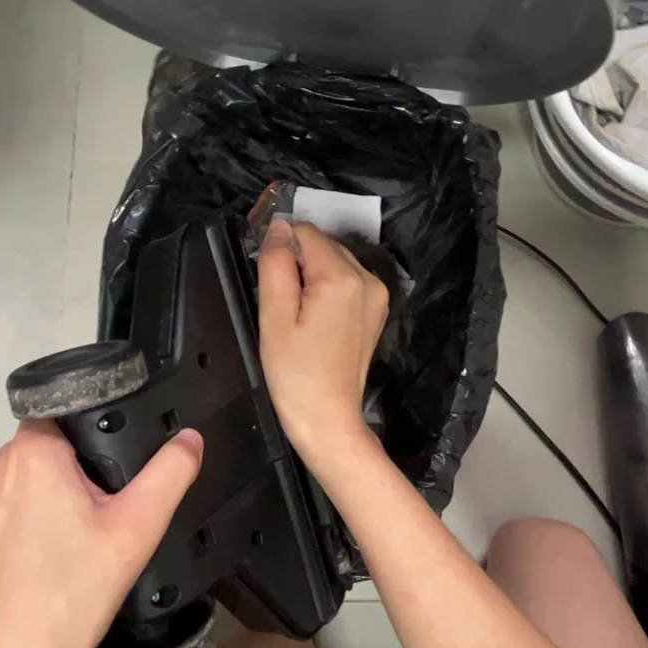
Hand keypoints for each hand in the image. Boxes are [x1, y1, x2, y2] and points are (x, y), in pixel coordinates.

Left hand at [0, 421, 201, 647]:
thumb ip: (170, 475)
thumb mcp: (138, 531)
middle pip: (28, 456)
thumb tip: (191, 438)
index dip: (80, 447)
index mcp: (32, 455)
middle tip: (78, 525)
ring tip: (43, 551)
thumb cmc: (75, 596)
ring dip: (17, 502)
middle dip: (53, 478)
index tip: (96, 481)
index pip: (57, 422)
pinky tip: (1, 559)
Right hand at [256, 220, 389, 464]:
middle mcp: (367, 277)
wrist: (328, 419)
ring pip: (334, 260)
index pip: (305, 232)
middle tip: (282, 304)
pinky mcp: (377, 309)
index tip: (270, 280)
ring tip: (299, 314)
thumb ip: (276, 264)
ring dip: (312, 275)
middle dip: (298, 262)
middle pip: (322, 244)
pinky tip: (315, 319)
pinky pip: (347, 280)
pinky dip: (328, 288)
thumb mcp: (274, 316)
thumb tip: (278, 228)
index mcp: (342, 277)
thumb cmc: (295, 373)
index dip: (281, 249)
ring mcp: (377, 294)